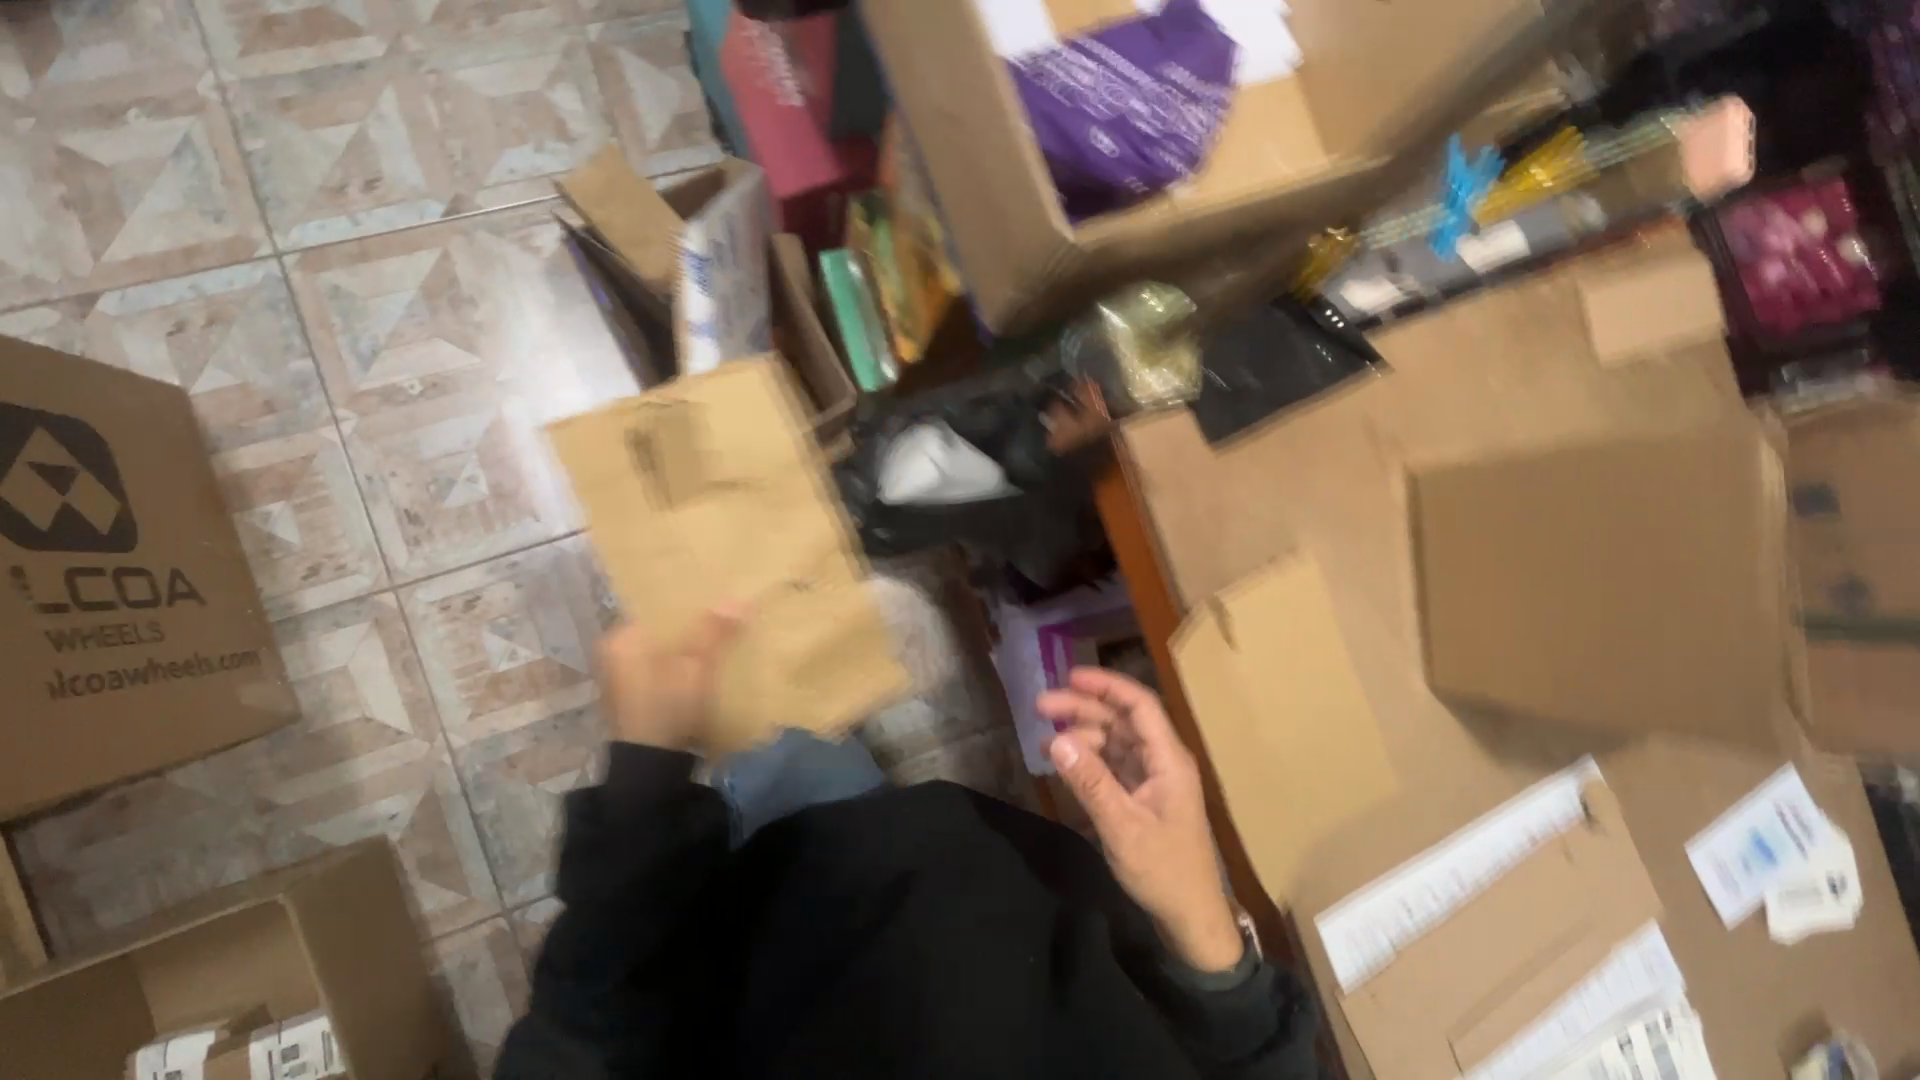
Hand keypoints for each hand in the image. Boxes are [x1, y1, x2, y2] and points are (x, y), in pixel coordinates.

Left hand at [596, 606, 744, 750]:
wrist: (651, 767)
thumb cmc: (666, 708)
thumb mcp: (695, 667)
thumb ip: (714, 632)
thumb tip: (737, 600)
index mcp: (621, 640)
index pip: (658, 610)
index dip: (688, 604)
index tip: (715, 598)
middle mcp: (615, 656)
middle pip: (661, 632)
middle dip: (691, 627)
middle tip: (724, 616)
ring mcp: (623, 680)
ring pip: (663, 652)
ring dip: (689, 648)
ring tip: (722, 638)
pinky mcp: (635, 700)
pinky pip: (663, 672)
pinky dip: (682, 668)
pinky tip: (707, 668)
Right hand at [1039, 667, 1243, 972]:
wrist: (1190, 918)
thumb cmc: (1163, 871)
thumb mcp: (1121, 827)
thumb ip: (1090, 782)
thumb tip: (1055, 740)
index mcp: (1168, 760)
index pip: (1139, 705)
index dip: (1106, 686)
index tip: (1069, 677)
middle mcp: (1162, 762)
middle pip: (1121, 721)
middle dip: (1082, 709)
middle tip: (1040, 706)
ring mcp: (1153, 780)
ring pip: (1114, 742)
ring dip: (1081, 735)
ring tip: (1044, 740)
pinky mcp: (1143, 798)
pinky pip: (1112, 766)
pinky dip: (1087, 760)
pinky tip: (1061, 763)